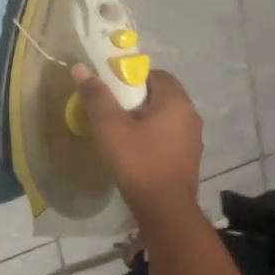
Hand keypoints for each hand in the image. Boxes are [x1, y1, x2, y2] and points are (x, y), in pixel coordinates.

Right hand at [70, 62, 202, 223]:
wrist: (163, 206)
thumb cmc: (137, 161)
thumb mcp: (110, 127)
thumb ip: (96, 96)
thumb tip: (81, 67)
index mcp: (175, 101)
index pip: (156, 75)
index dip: (132, 78)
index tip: (110, 92)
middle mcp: (190, 114)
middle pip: (161, 95)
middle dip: (136, 99)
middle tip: (110, 112)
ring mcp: (193, 137)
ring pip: (165, 116)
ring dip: (144, 119)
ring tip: (120, 133)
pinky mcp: (188, 156)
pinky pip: (168, 135)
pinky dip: (152, 136)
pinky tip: (135, 151)